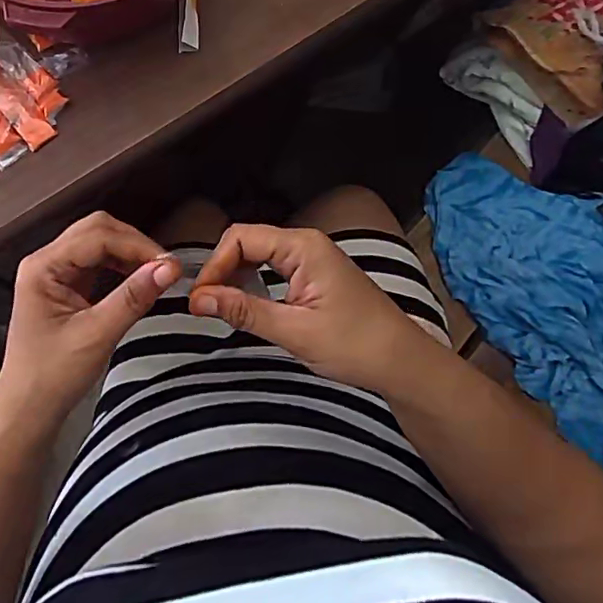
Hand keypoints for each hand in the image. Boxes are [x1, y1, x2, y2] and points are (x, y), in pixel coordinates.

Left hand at [0, 213, 180, 424]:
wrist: (27, 409)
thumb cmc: (49, 377)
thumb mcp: (97, 335)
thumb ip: (133, 298)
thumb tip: (167, 269)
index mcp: (42, 267)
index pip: (97, 236)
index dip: (136, 246)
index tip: (169, 265)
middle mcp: (45, 262)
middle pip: (97, 230)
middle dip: (134, 244)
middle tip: (165, 267)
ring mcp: (54, 273)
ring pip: (98, 243)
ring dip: (129, 254)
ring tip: (157, 273)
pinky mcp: (65, 286)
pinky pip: (97, 263)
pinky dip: (121, 266)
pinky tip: (139, 280)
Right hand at [189, 224, 441, 394]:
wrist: (404, 364)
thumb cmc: (357, 346)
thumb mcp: (294, 331)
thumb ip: (243, 311)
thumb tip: (198, 299)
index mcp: (303, 247)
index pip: (240, 238)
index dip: (215, 265)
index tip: (200, 297)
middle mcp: (305, 244)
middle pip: (246, 242)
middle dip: (222, 270)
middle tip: (205, 304)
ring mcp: (311, 257)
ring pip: (256, 254)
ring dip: (235, 277)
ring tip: (222, 306)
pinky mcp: (313, 273)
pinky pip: (271, 266)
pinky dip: (253, 283)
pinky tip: (247, 305)